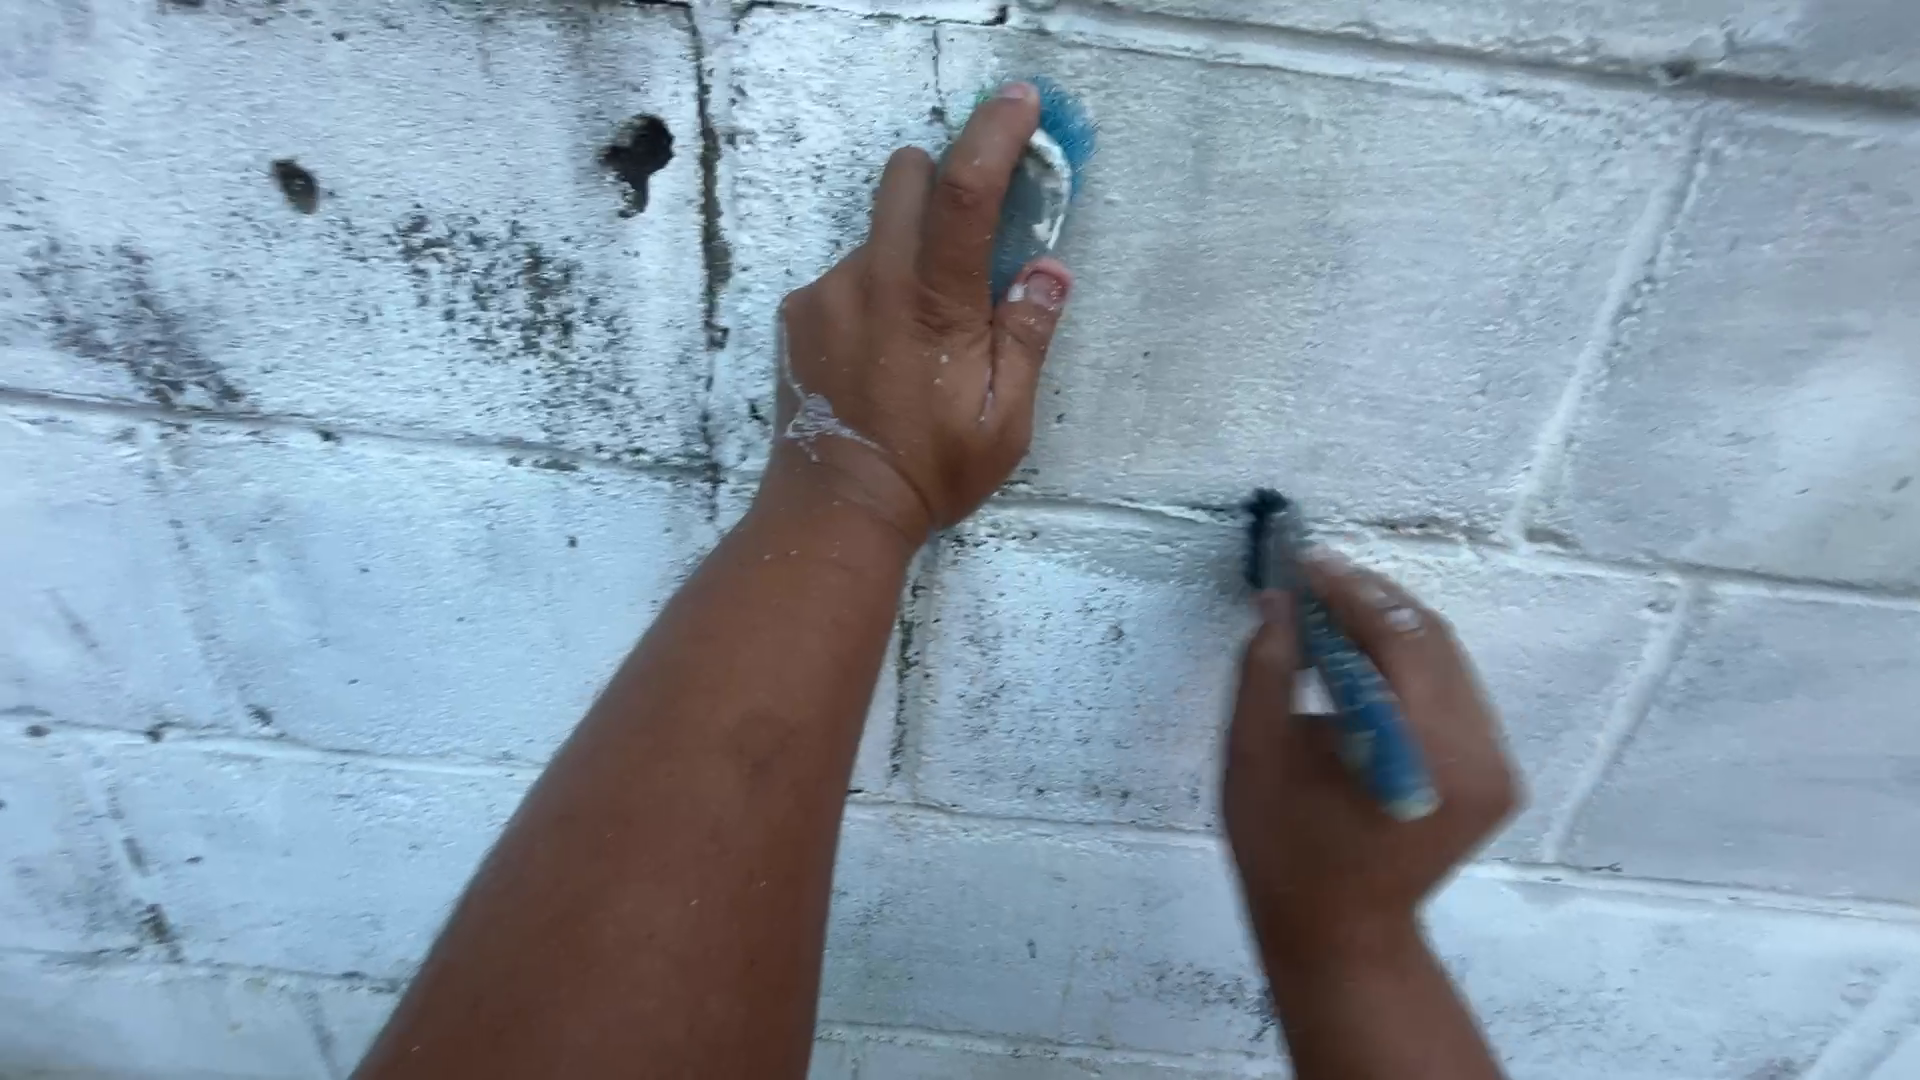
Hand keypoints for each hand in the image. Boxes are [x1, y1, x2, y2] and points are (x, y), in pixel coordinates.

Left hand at [760, 82, 1073, 544]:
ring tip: (916, 330)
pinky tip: (877, 348)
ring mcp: (824, 294)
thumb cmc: (931, 472)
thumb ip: (1026, 337)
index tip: (1021, 105)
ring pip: (875, 234)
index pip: (964, 191)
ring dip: (907, 254)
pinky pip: (845, 273)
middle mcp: (870, 281)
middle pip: (903, 177)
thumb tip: (1048, 270)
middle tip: (965, 242)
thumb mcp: (1005, 421)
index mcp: (932, 305)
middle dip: (942, 183)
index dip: (995, 135)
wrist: (837, 506)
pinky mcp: (797, 314)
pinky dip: (873, 289)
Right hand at [1223, 550, 1520, 964]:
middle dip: (1368, 597)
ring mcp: (1494, 764)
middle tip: (1311, 574)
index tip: (1305, 559)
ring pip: (1445, 658)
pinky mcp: (1490, 770)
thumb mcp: (1253, 751)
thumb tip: (1278, 600)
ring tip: (1327, 601)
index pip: (1396, 639)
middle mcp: (1478, 753)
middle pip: (1431, 640)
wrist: (1338, 927)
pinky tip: (1357, 646)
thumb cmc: (1282, 845)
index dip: (1348, 590)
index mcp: (1422, 752)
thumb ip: (1266, 666)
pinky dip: (1402, 655)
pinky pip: (1448, 686)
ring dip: (1386, 622)